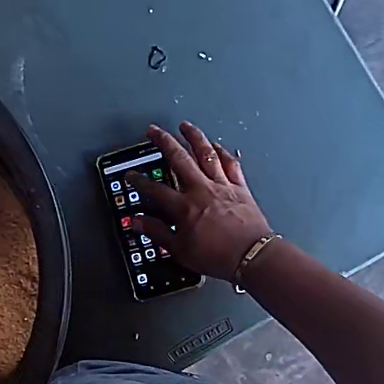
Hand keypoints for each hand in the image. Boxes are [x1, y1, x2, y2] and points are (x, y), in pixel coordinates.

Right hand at [131, 121, 274, 280]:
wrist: (252, 257)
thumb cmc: (219, 256)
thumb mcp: (179, 250)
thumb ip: (157, 232)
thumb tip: (139, 222)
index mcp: (184, 207)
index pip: (155, 189)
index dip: (140, 181)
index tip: (132, 176)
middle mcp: (202, 191)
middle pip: (180, 159)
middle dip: (164, 142)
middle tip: (154, 131)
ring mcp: (222, 186)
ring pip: (206, 153)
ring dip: (194, 137)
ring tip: (185, 126)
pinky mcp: (240, 188)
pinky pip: (230, 164)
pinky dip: (222, 152)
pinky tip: (217, 146)